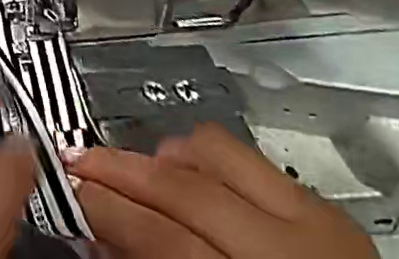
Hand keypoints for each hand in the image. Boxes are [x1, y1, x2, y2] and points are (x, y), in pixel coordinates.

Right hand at [64, 123, 379, 258]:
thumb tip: (102, 240)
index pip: (167, 240)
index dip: (109, 211)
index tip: (70, 194)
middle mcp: (291, 249)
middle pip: (185, 186)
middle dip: (120, 169)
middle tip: (76, 162)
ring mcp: (316, 222)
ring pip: (216, 151)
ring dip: (161, 153)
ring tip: (125, 163)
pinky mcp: (328, 208)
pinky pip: (248, 155)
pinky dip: (204, 154)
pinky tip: (180, 166)